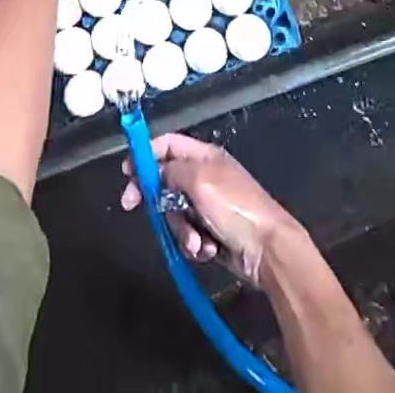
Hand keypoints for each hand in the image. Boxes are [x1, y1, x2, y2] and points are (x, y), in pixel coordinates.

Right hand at [120, 133, 302, 283]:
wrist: (267, 249)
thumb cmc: (235, 207)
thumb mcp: (199, 181)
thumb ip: (172, 171)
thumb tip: (156, 171)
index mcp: (204, 157)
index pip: (168, 145)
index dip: (146, 154)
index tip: (127, 171)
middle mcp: (204, 177)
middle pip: (165, 180)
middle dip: (154, 197)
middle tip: (132, 205)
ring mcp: (208, 206)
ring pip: (175, 212)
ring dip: (181, 229)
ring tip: (196, 241)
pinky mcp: (211, 232)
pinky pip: (189, 234)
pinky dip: (194, 243)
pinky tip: (207, 249)